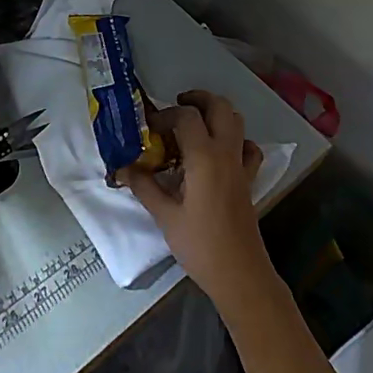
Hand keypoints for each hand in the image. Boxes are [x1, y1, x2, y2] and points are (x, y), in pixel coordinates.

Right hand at [121, 90, 271, 310]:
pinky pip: (248, 147)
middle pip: (220, 106)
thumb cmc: (199, 245)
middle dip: (198, 99)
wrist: (239, 273)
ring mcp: (242, 165)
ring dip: (216, 114)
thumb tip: (123, 168)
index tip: (149, 127)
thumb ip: (144, 186)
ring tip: (193, 125)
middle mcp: (227, 153)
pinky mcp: (249, 179)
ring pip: (237, 121)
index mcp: (205, 157)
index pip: (186, 117)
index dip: (166, 115)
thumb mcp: (164, 216)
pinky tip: (220, 152)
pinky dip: (236, 140)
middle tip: (176, 106)